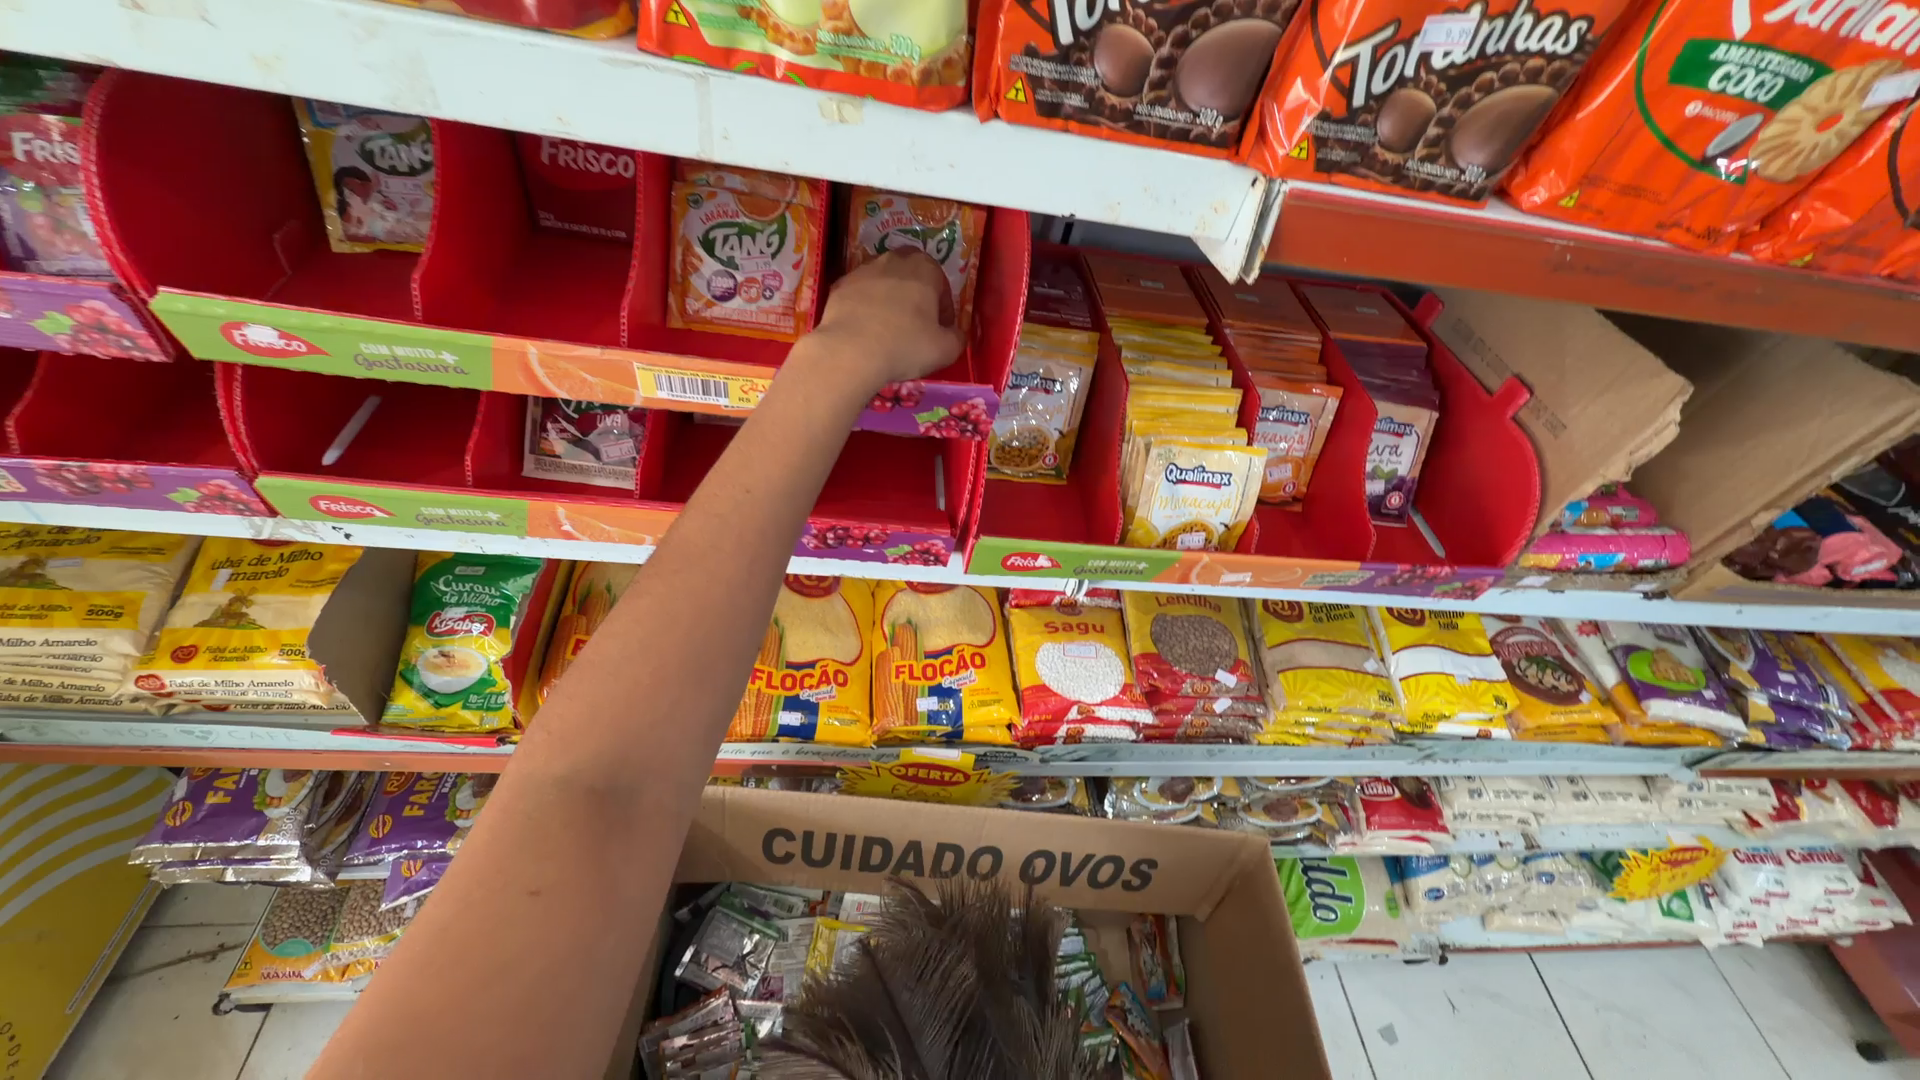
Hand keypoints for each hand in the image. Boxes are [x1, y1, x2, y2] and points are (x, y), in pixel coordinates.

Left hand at [803, 249, 965, 389]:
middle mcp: (894, 260)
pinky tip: (865, 330)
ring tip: (888, 327)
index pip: (941, 284)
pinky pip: (860, 294)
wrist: (850, 351)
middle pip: (911, 274)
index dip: (944, 309)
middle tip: (915, 322)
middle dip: (916, 294)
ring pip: (883, 281)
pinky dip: (865, 307)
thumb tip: (955, 334)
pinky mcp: (839, 285)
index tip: (941, 330)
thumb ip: (957, 338)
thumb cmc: (906, 346)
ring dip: (889, 298)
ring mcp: (863, 270)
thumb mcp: (946, 350)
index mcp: (924, 268)